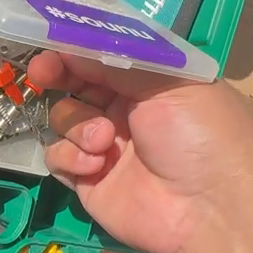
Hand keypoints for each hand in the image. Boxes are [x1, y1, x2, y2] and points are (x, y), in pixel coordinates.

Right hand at [29, 51, 252, 252]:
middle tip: (43, 74)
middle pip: (76, 84)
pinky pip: (58, 158)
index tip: (51, 44)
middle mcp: (126, 111)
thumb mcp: (169, 82)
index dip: (76, 49)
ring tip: (103, 141)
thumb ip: (116, 60)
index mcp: (152, 83)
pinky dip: (70, 158)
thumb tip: (72, 42)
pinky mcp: (87, 179)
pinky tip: (95, 166)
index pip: (104, 57)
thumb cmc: (200, 134)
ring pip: (63, 119)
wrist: (209, 210)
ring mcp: (104, 146)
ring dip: (77, 125)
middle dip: (59, 77)